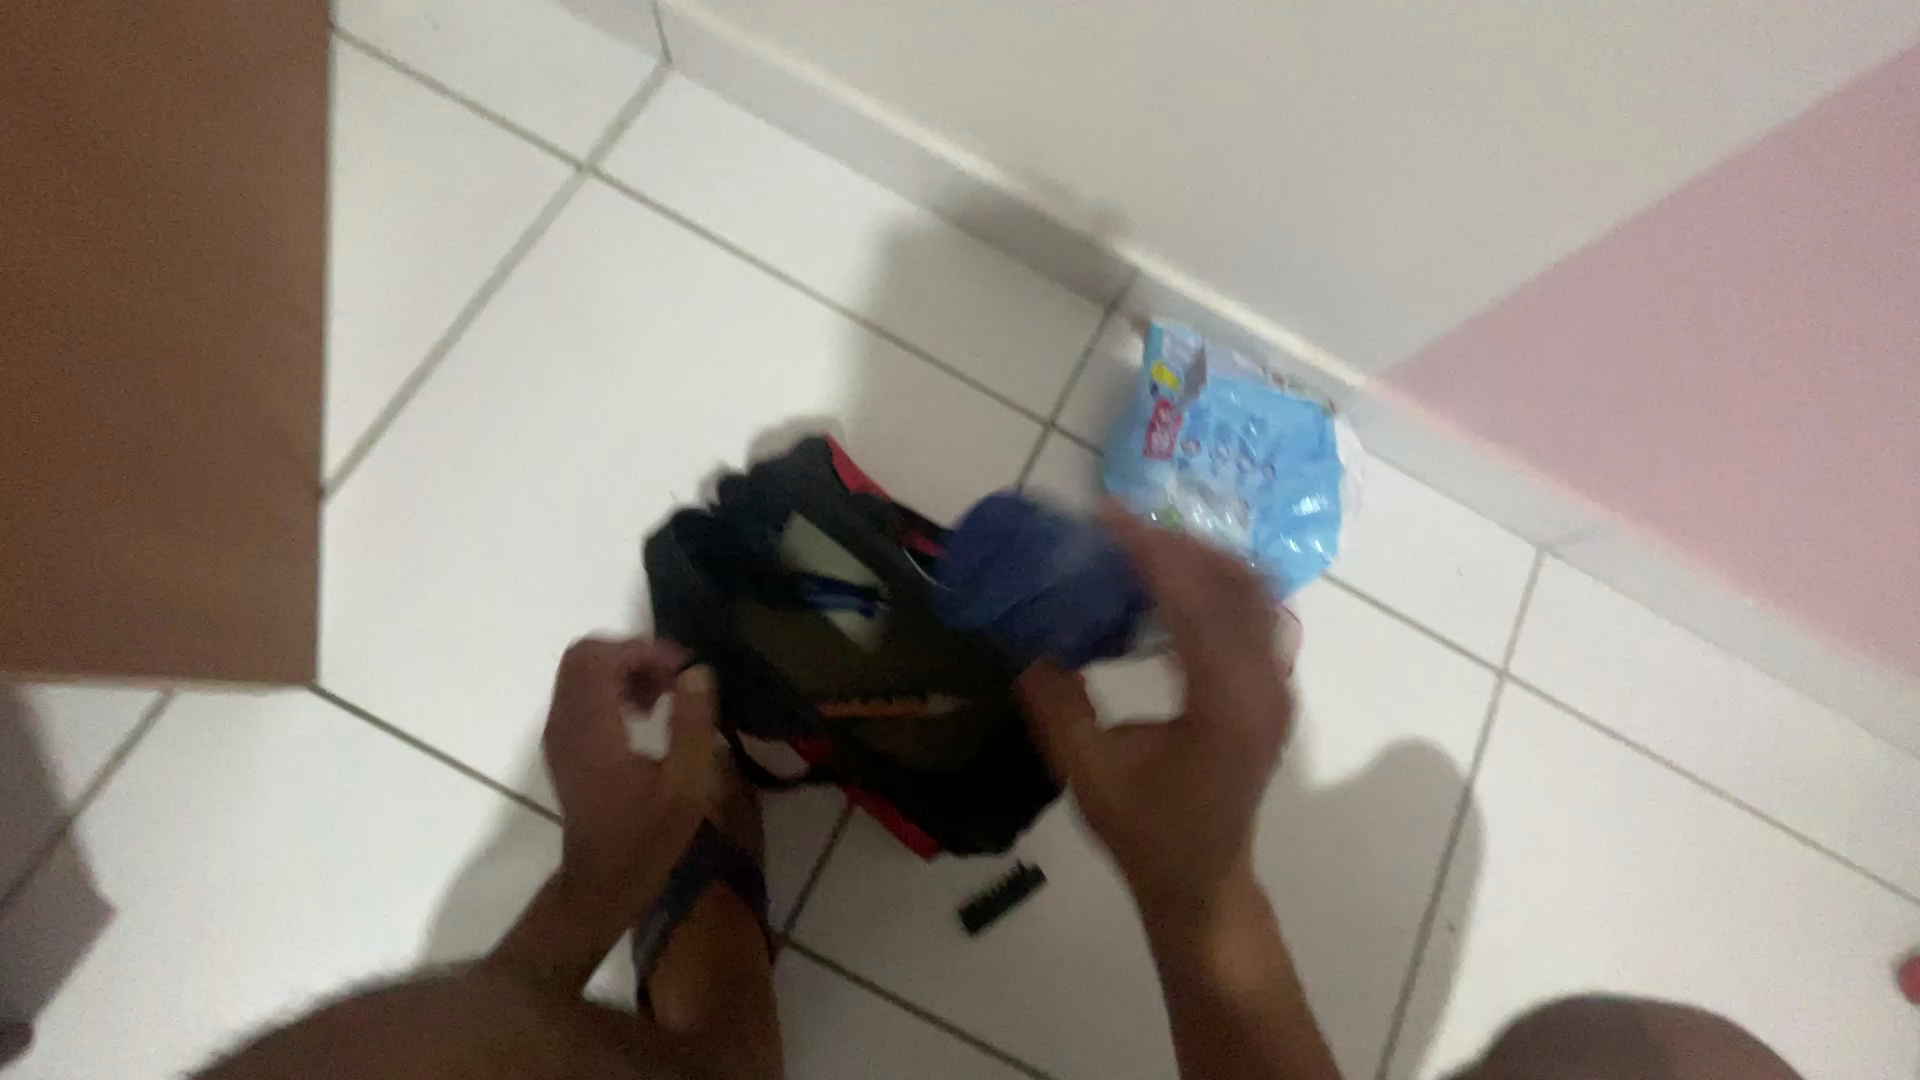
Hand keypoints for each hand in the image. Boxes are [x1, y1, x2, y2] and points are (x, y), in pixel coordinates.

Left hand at [543, 637, 717, 901]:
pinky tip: (649, 714)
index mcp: (592, 731)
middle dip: (635, 655)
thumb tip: (698, 671)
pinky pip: (583, 691)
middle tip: (675, 679)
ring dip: (627, 670)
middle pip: (585, 656)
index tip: (684, 671)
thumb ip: (693, 723)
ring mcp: (559, 733)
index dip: (644, 651)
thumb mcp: (687, 784)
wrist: (602, 882)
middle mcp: (565, 724)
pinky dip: (616, 687)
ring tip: (668, 697)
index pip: (598, 658)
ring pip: (583, 671)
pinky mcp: (564, 742)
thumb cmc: (649, 836)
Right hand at [1017, 505, 1293, 917]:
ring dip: (1197, 557)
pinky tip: (1167, 584)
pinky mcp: (1272, 687)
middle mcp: (1265, 688)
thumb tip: (1028, 640)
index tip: (1106, 518)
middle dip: (1174, 544)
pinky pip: (1253, 611)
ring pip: (1252, 590)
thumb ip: (1057, 705)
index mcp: (1226, 710)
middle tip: (1114, 526)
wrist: (1204, 881)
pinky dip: (1212, 581)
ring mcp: (1277, 686)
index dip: (1152, 553)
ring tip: (1137, 544)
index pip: (1196, 606)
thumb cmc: (1147, 834)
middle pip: (1235, 583)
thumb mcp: (1088, 775)